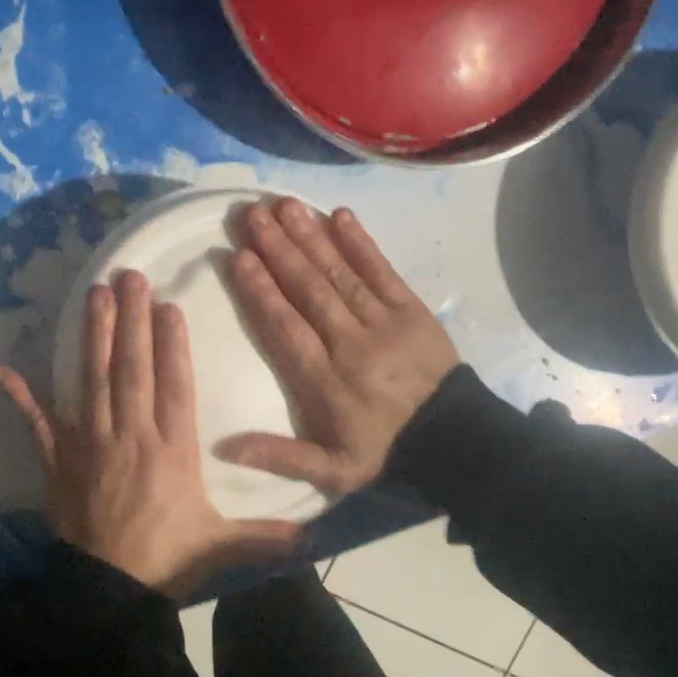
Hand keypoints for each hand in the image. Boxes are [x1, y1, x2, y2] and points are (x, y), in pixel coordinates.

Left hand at [0, 269, 302, 600]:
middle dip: (131, 321)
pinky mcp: (60, 461)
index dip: (170, 344)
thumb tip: (311, 534)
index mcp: (172, 450)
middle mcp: (130, 436)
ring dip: (93, 336)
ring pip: (92, 380)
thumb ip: (262, 535)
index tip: (168, 306)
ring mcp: (90, 444)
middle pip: (131, 369)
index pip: (172, 385)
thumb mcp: (220, 546)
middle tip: (129, 278)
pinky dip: (19, 397)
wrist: (110, 590)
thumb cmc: (167, 561)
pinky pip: (38, 424)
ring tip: (94, 294)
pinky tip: (0, 368)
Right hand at [217, 198, 461, 494]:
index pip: (286, 328)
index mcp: (325, 382)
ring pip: (339, 275)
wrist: (454, 442)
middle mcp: (350, 345)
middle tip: (250, 215)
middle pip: (309, 291)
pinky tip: (338, 215)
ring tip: (283, 205)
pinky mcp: (411, 310)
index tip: (239, 258)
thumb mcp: (331, 470)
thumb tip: (224, 447)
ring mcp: (384, 323)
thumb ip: (279, 456)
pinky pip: (382, 271)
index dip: (261, 291)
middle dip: (278, 250)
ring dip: (310, 237)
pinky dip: (360, 243)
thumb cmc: (382, 451)